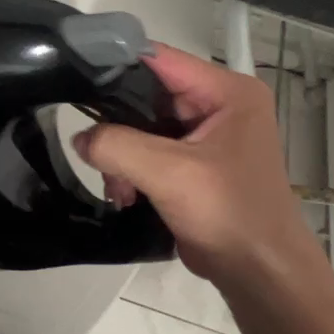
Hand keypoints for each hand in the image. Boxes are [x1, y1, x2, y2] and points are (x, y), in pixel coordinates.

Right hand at [75, 46, 316, 286]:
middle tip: (94, 147)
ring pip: (138, 122)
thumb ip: (114, 145)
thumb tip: (80, 139)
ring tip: (117, 184)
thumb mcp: (167, 173)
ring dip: (119, 153)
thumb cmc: (230, 214)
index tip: (71, 76)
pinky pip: (145, 146)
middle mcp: (218, 103)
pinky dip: (128, 167)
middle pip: (143, 91)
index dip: (112, 63)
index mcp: (227, 92)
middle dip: (114, 122)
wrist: (262, 276)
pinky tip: (124, 193)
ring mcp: (205, 132)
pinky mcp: (192, 159)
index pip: (155, 58)